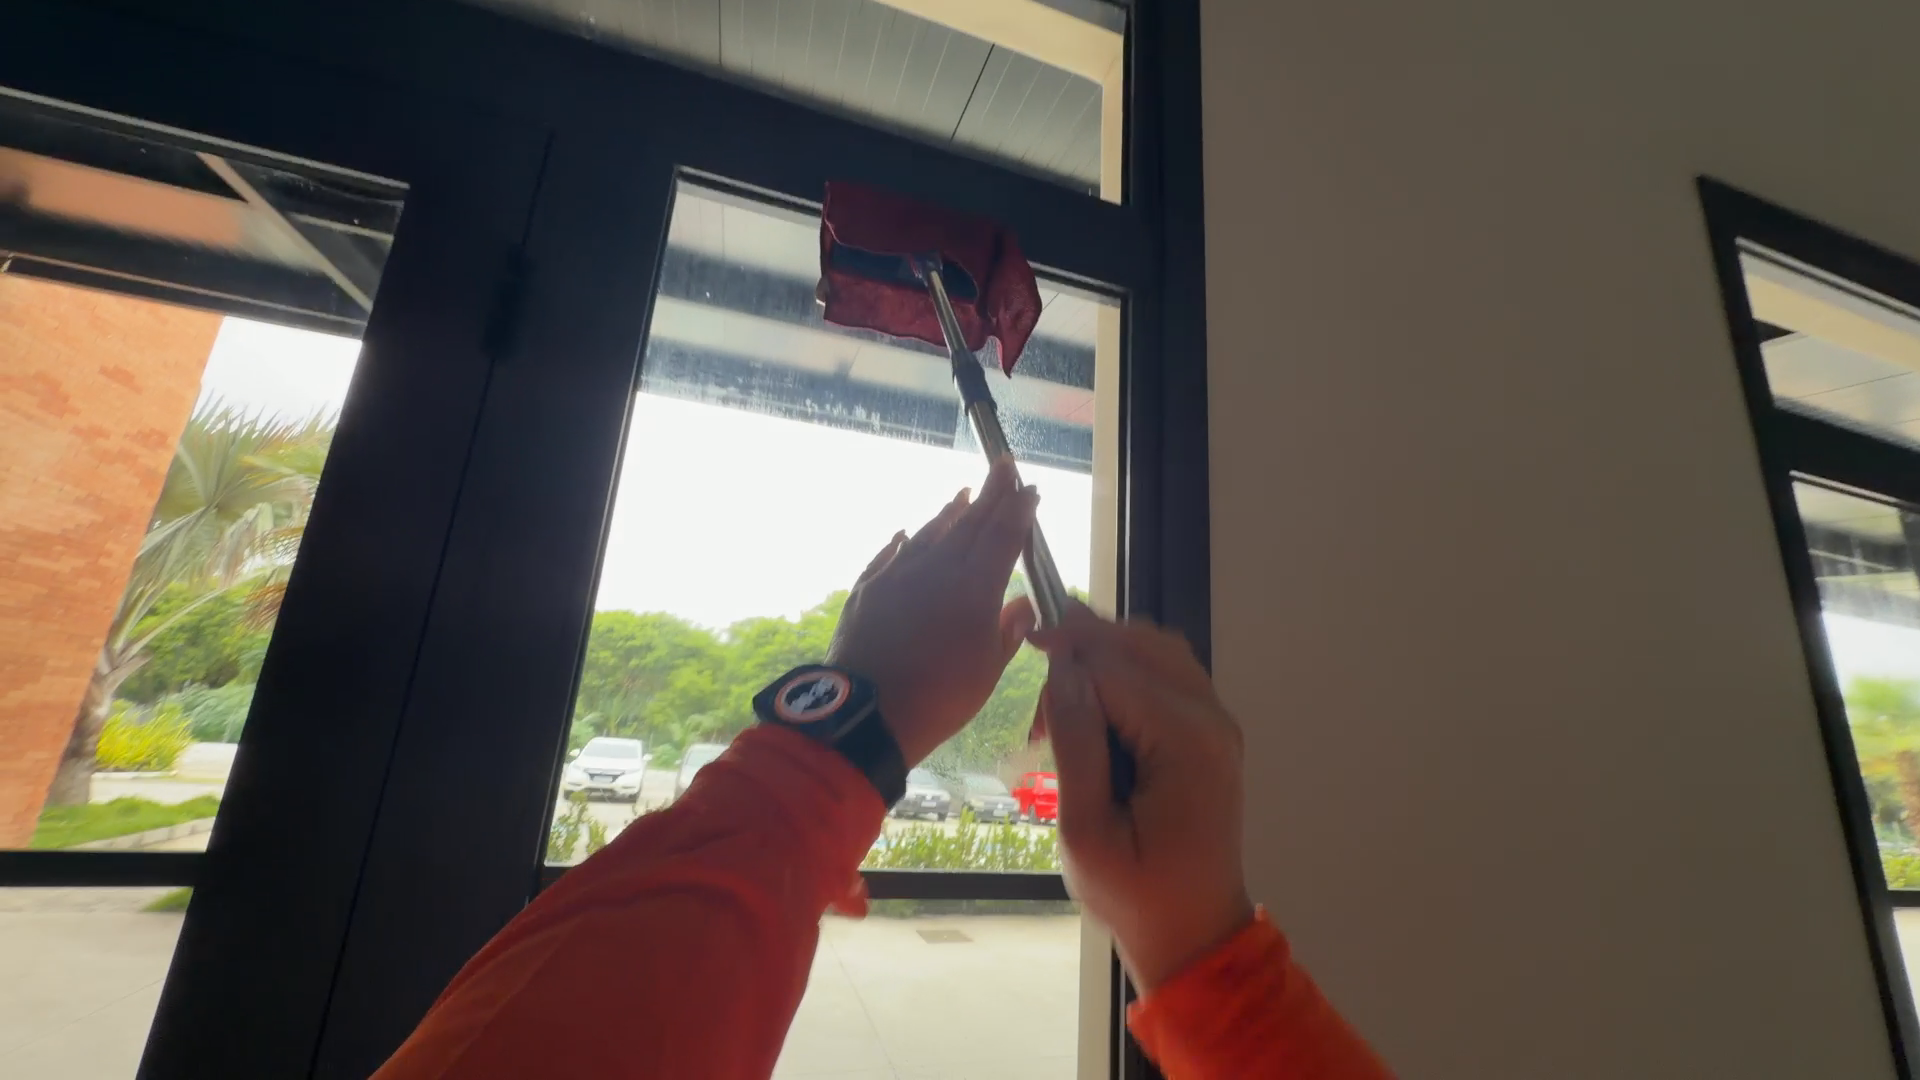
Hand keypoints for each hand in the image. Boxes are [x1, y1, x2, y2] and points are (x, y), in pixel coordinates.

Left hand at [829, 456, 1040, 765]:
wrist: (868, 712)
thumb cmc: (941, 696)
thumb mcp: (989, 670)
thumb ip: (1009, 630)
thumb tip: (1025, 603)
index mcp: (975, 587)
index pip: (1003, 536)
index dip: (1018, 510)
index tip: (1029, 489)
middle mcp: (938, 568)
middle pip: (969, 523)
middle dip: (990, 493)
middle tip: (1002, 464)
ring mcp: (899, 574)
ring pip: (930, 532)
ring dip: (949, 512)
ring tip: (963, 495)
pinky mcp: (869, 588)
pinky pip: (890, 555)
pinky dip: (903, 542)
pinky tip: (906, 534)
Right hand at [1032, 604, 1254, 992]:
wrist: (1194, 931)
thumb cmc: (1134, 895)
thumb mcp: (1086, 832)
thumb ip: (1075, 744)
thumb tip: (1061, 667)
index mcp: (1186, 742)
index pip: (1113, 668)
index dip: (1064, 652)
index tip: (1023, 662)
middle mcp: (1211, 717)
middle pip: (1138, 643)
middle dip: (1083, 646)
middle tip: (1039, 685)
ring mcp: (1216, 719)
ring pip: (1154, 646)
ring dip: (1104, 651)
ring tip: (1063, 689)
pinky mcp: (1209, 727)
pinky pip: (1166, 668)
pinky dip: (1126, 665)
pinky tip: (1095, 695)